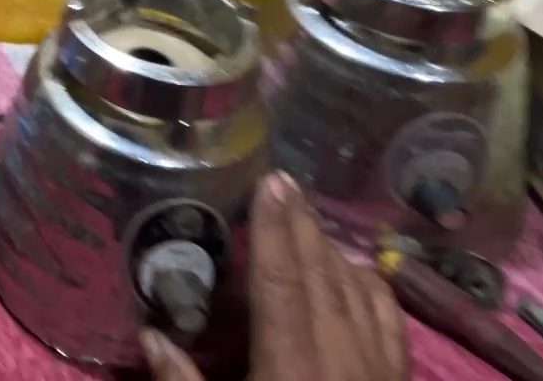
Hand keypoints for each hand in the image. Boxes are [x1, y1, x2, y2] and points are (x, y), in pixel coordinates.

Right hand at [141, 172, 406, 380]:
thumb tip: (150, 335)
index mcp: (294, 369)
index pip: (285, 282)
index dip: (277, 229)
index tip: (271, 182)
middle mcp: (342, 363)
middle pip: (323, 276)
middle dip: (302, 225)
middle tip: (284, 181)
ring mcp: (379, 377)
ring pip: (361, 294)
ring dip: (333, 251)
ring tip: (309, 219)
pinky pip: (392, 326)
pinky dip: (374, 289)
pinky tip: (360, 273)